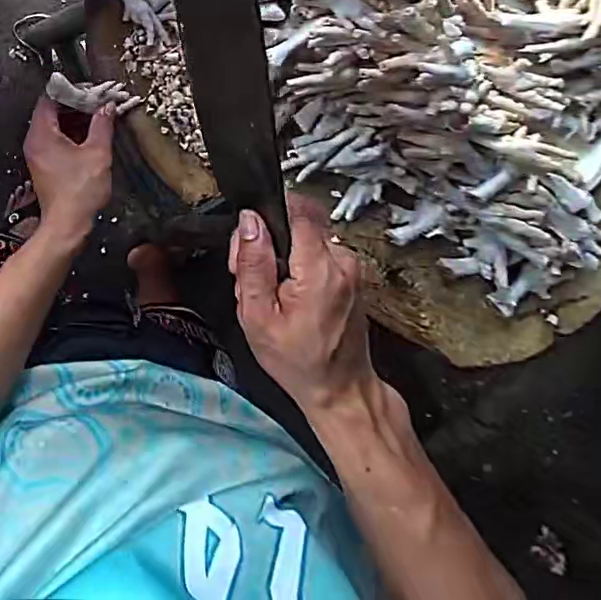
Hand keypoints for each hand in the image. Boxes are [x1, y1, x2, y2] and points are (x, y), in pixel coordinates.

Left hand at [22, 96, 112, 241]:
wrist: (67, 224)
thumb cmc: (78, 193)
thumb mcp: (97, 153)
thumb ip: (102, 125)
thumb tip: (106, 108)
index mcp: (42, 135)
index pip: (49, 99)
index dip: (70, 91)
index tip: (89, 90)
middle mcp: (34, 141)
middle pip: (50, 110)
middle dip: (74, 104)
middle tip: (96, 101)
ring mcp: (37, 153)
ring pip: (53, 125)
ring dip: (74, 118)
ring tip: (97, 115)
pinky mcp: (43, 163)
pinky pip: (54, 139)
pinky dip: (70, 132)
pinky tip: (89, 133)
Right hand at [230, 192, 375, 416]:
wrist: (340, 390)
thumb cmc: (298, 360)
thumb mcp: (256, 314)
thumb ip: (252, 262)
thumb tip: (249, 221)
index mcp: (320, 270)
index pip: (295, 210)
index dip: (264, 220)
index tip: (251, 244)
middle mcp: (343, 262)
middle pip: (295, 222)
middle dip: (267, 240)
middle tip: (253, 276)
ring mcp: (351, 268)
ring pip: (302, 235)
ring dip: (280, 254)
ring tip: (270, 290)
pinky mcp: (351, 274)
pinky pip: (315, 250)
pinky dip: (295, 264)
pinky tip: (286, 293)